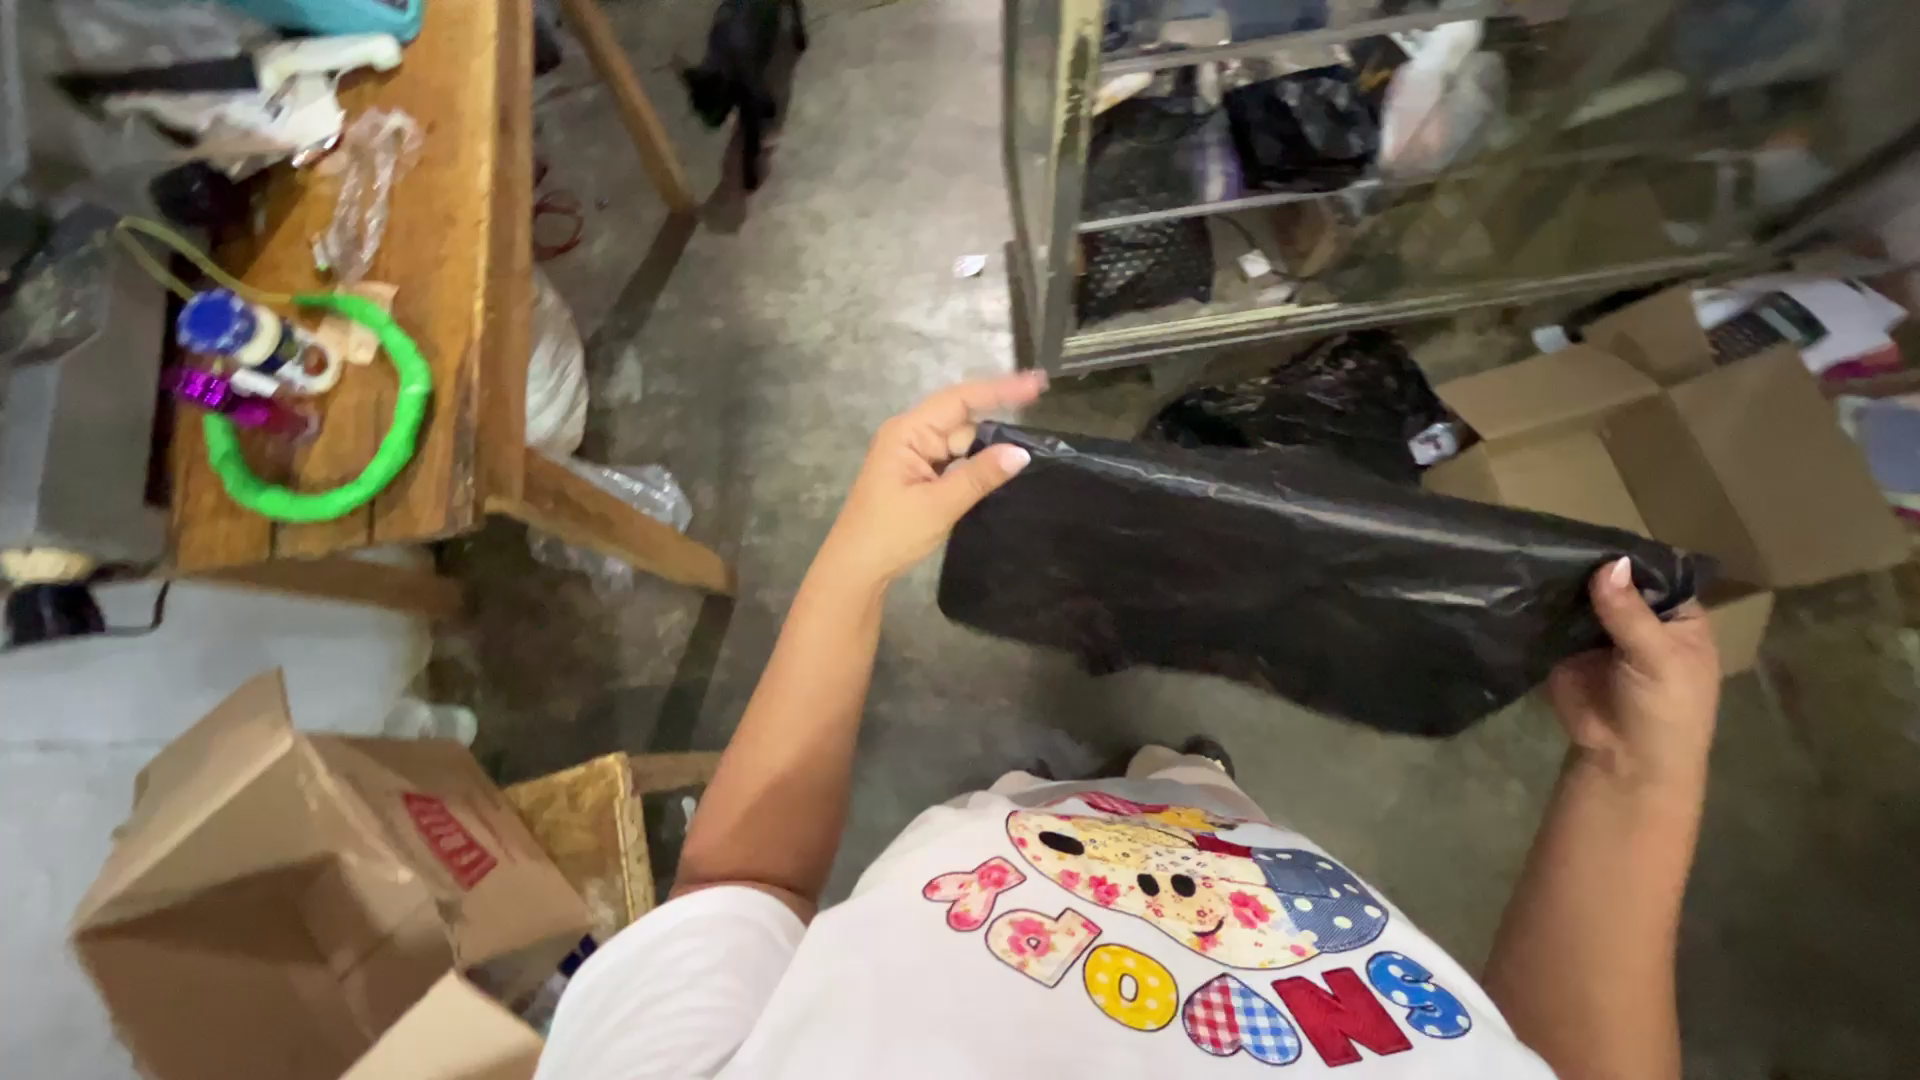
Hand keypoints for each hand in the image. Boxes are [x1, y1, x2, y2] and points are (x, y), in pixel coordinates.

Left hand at [813, 372, 1046, 591]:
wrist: (856, 569)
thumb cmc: (890, 534)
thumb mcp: (939, 505)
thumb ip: (980, 476)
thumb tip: (1021, 452)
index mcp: (908, 433)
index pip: (960, 400)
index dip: (1000, 390)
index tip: (1036, 384)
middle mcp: (910, 436)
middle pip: (962, 421)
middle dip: (995, 429)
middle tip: (1038, 440)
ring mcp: (913, 456)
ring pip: (960, 443)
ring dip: (986, 451)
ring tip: (1025, 458)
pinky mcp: (917, 476)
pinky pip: (953, 461)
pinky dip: (974, 466)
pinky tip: (997, 473)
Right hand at [1547, 557, 1720, 788]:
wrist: (1623, 757)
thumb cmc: (1665, 709)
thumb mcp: (1657, 659)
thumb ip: (1629, 613)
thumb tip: (1609, 563)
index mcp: (1675, 618)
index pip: (1652, 575)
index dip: (1625, 559)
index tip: (1588, 535)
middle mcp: (1636, 620)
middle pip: (1610, 584)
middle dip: (1585, 569)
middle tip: (1548, 542)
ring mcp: (1596, 634)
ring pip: (1578, 599)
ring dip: (1559, 586)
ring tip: (1528, 557)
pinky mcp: (1562, 647)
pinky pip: (1550, 620)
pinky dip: (1538, 607)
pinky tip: (1519, 586)